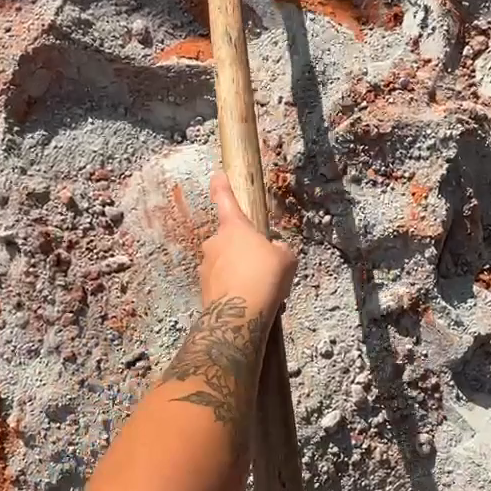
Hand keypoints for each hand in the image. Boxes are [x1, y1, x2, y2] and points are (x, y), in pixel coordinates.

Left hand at [200, 171, 298, 320]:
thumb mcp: (286, 258)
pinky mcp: (204, 289)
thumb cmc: (264, 277)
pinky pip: (223, 284)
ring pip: (225, 263)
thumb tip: (272, 251)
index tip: (217, 175)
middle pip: (228, 239)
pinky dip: (234, 289)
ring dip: (239, 271)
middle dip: (242, 248)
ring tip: (259, 289)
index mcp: (234, 228)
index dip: (222, 186)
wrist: (239, 315)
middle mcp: (214, 243)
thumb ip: (279, 249)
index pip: (225, 199)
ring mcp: (205, 267)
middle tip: (261, 265)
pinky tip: (250, 302)